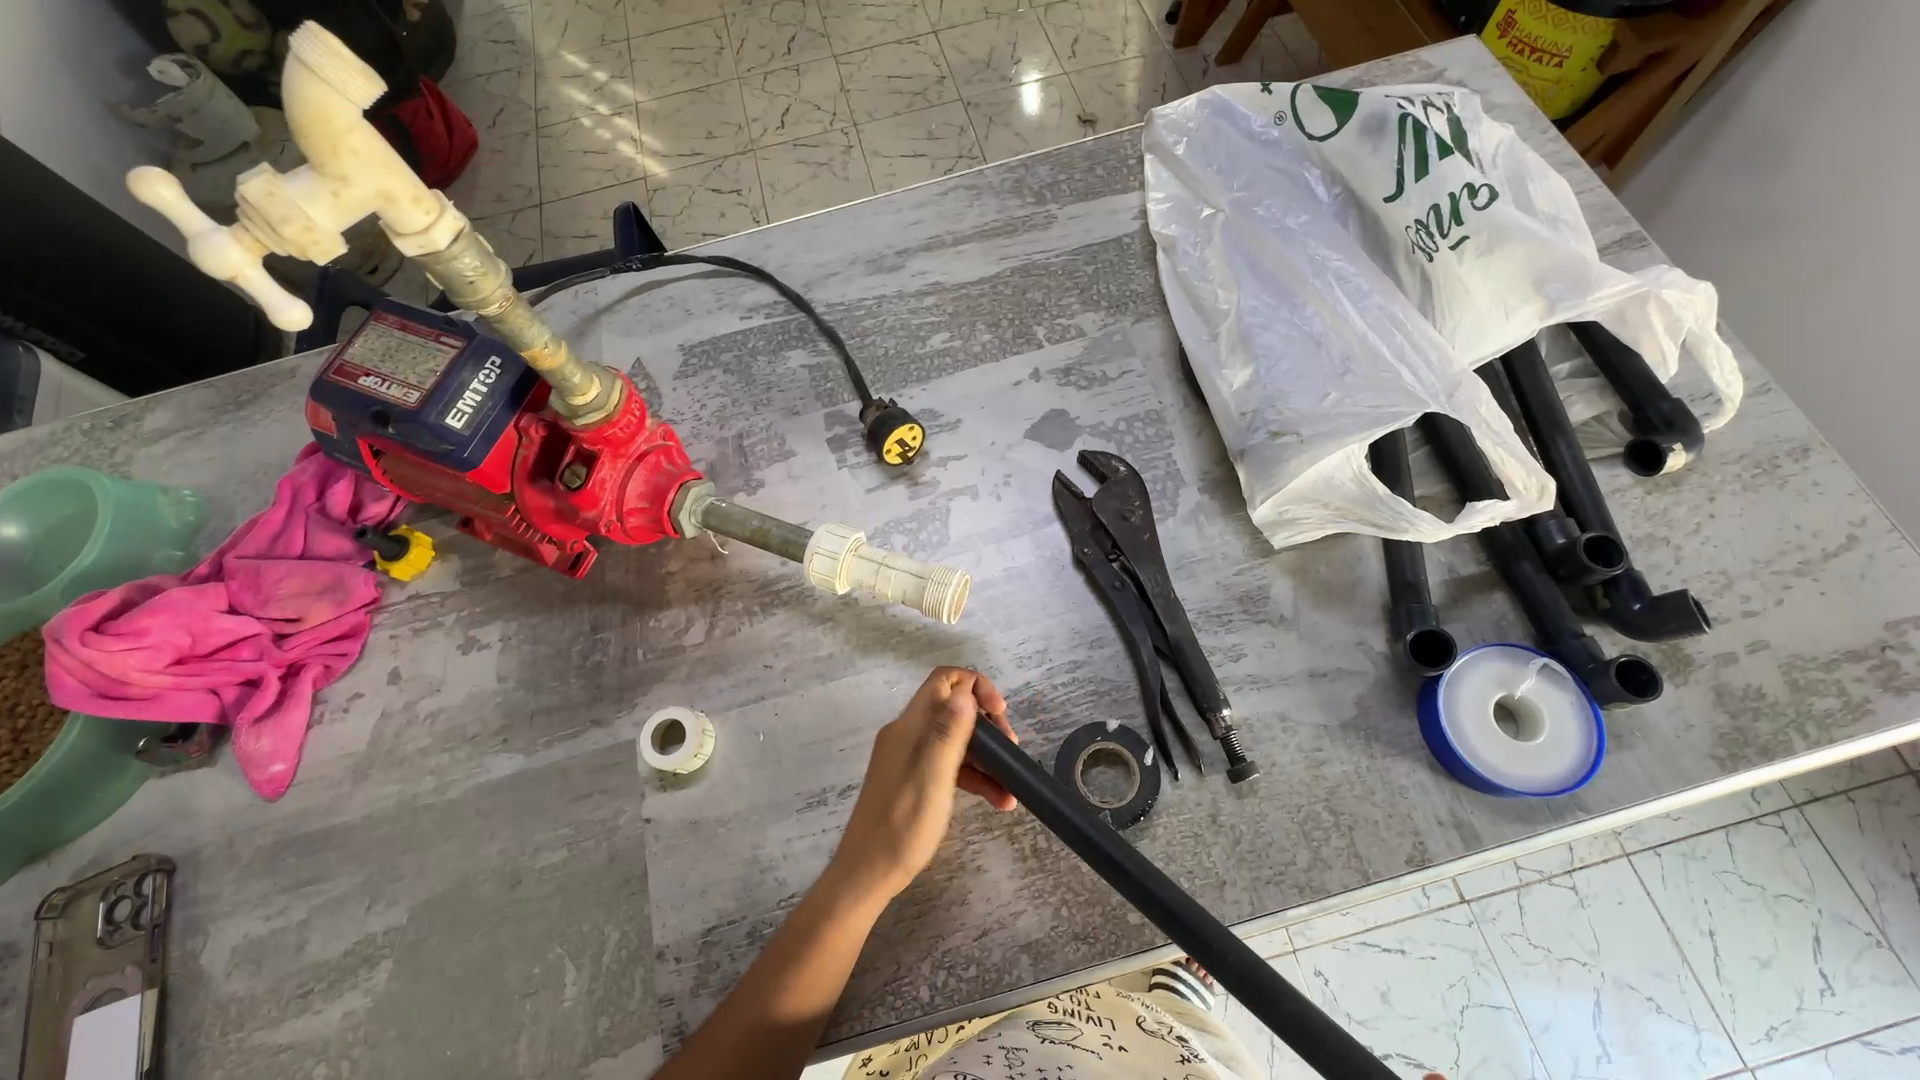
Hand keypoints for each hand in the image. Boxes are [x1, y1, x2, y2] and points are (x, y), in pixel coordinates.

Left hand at [827, 667, 1018, 901]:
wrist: (867, 873)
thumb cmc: (902, 826)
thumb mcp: (932, 778)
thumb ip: (948, 733)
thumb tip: (965, 691)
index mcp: (910, 726)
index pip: (944, 681)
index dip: (977, 686)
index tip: (1000, 715)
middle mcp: (908, 734)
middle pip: (954, 709)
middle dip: (989, 726)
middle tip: (1012, 752)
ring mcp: (910, 758)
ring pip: (957, 741)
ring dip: (987, 757)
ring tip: (1012, 787)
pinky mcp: (915, 781)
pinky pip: (950, 766)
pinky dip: (975, 778)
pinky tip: (999, 801)